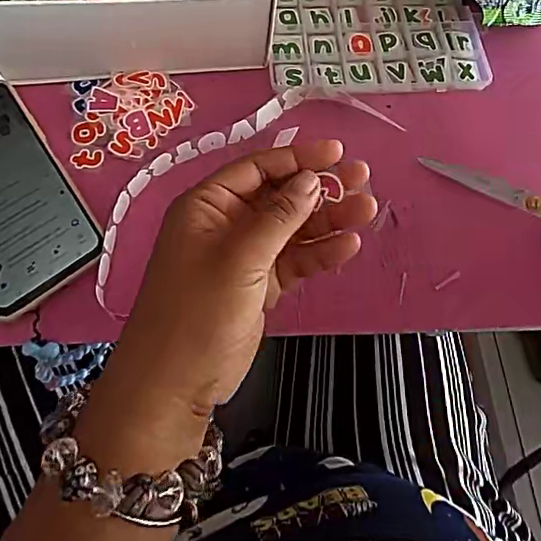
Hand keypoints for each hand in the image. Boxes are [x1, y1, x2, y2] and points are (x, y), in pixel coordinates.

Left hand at [110, 140, 376, 422]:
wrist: (174, 386)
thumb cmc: (195, 314)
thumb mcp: (239, 259)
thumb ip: (279, 217)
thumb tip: (311, 180)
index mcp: (209, 206)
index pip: (259, 168)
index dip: (298, 158)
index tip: (336, 153)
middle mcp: (227, 224)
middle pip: (282, 196)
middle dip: (321, 188)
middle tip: (361, 177)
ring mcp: (245, 255)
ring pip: (294, 228)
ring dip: (329, 220)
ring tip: (366, 210)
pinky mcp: (260, 284)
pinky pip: (295, 260)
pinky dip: (320, 253)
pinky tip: (347, 246)